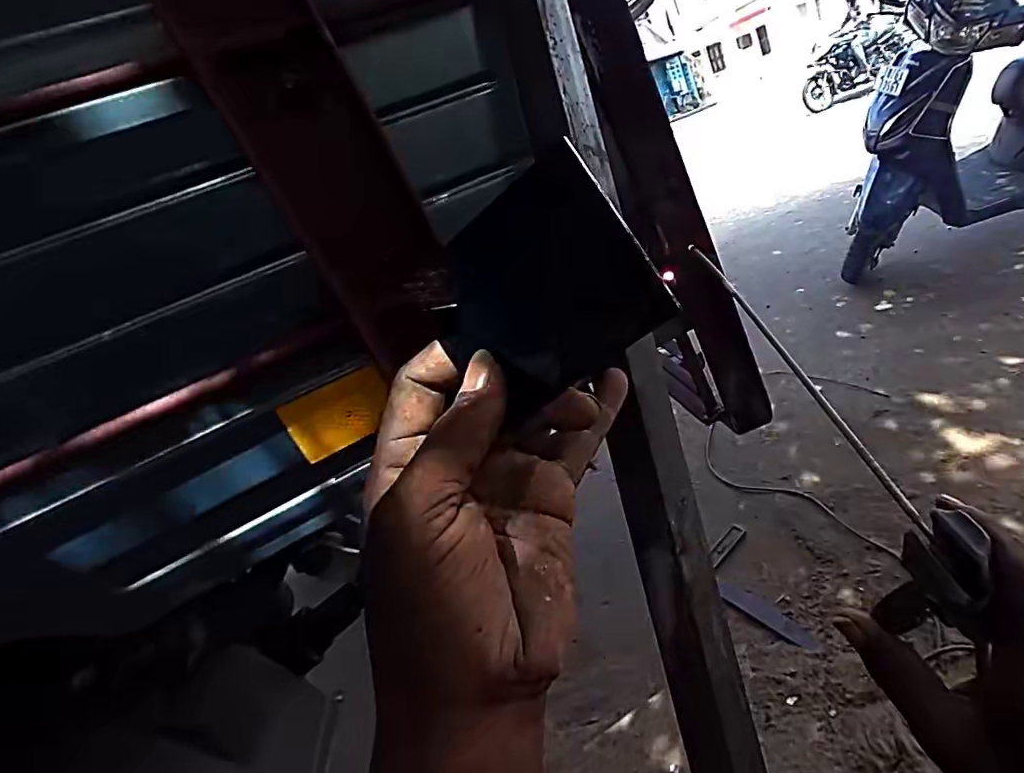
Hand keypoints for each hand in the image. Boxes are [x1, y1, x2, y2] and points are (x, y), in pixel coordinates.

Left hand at [362, 344, 627, 772]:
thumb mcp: (421, 514)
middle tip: (547, 342)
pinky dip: (594, 410)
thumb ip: (453, 436)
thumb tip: (484, 367)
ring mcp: (510, 472)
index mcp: (411, 458)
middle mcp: (460, 457)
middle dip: (514, 363)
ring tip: (577, 384)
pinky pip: (574, 442)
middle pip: (486, 388)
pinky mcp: (553, 493)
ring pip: (535, 408)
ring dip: (557, 387)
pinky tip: (612, 383)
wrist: (483, 689)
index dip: (451, 354)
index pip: (424, 383)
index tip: (488, 333)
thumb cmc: (430, 608)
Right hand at [833, 501, 1023, 772]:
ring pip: (1015, 595)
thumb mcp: (940, 728)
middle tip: (918, 538)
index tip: (942, 506)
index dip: (983, 532)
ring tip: (924, 570)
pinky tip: (950, 607)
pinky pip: (1015, 616)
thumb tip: (844, 617)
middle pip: (1015, 578)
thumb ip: (894, 669)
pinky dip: (979, 598)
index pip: (1019, 576)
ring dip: (970, 574)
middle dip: (966, 548)